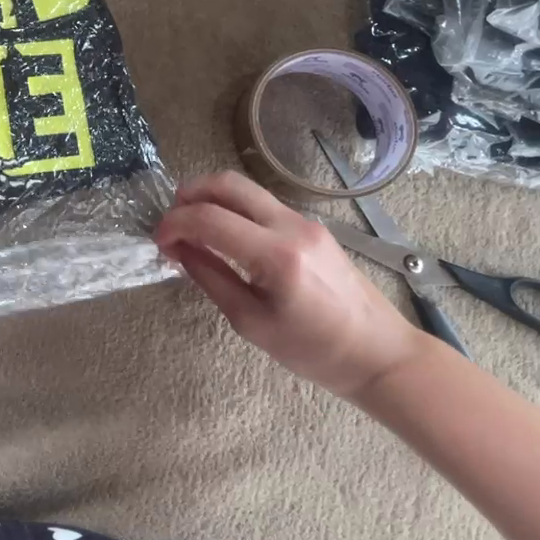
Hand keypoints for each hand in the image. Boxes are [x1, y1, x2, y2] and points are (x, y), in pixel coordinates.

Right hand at [155, 171, 421, 397]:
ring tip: (190, 226)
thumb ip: (211, 278)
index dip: (174, 224)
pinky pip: (260, 204)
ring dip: (209, 198)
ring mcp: (304, 221)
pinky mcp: (310, 226)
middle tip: (170, 221)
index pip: (209, 219)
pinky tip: (221, 234)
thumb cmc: (316, 351)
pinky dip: (231, 208)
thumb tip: (179, 249)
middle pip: (227, 184)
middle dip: (188, 194)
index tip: (158, 242)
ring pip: (244, 188)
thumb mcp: (252, 323)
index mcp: (277, 256)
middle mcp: (291, 226)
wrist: (381, 355)